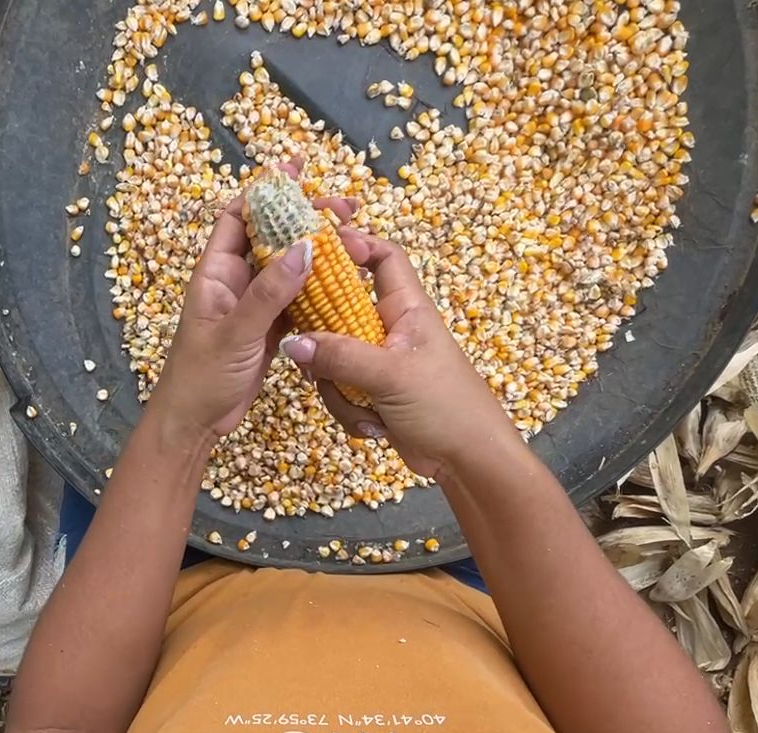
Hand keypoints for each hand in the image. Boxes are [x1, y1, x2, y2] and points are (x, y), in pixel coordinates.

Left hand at [149, 196, 341, 442]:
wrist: (194, 424)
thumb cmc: (200, 379)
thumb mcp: (235, 334)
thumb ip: (269, 293)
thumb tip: (306, 247)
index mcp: (215, 274)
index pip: (239, 218)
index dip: (266, 192)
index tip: (297, 171)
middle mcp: (234, 283)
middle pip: (271, 238)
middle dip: (304, 220)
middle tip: (344, 209)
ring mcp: (252, 307)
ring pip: (287, 269)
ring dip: (316, 254)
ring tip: (353, 239)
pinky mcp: (268, 330)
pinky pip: (295, 300)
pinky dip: (317, 290)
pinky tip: (344, 281)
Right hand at [280, 228, 520, 481]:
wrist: (467, 460)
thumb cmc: (446, 406)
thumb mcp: (390, 377)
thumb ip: (339, 358)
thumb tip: (291, 344)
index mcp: (407, 309)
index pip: (383, 258)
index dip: (354, 246)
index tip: (316, 251)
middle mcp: (389, 331)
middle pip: (338, 315)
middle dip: (324, 344)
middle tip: (310, 361)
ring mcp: (378, 364)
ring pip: (332, 362)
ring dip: (340, 391)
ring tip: (368, 411)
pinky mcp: (371, 394)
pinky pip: (339, 392)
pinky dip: (350, 412)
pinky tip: (375, 427)